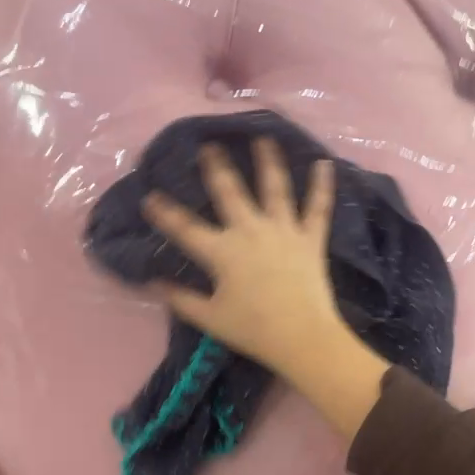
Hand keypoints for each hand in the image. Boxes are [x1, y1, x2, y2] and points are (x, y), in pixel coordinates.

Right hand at [142, 138, 351, 378]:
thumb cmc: (254, 330)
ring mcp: (284, 231)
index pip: (185, 228)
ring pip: (275, 188)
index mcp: (222, 251)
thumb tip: (153, 283)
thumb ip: (180, 299)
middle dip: (217, 167)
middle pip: (230, 192)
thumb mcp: (210, 317)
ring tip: (264, 138)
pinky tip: (325, 163)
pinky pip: (318, 208)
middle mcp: (251, 231)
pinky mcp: (311, 240)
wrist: (303, 337)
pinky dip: (323, 185)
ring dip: (269, 161)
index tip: (149, 196)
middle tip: (210, 145)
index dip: (165, 213)